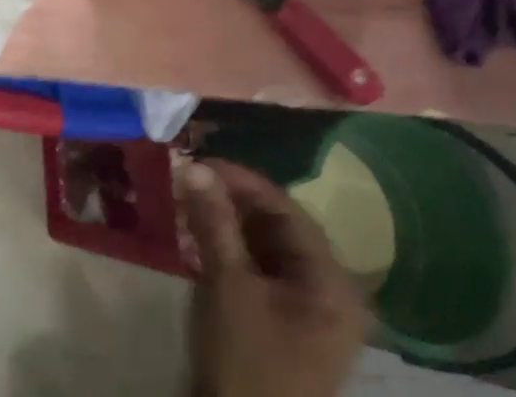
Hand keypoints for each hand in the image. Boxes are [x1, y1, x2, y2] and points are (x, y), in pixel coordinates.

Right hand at [182, 160, 366, 396]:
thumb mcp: (227, 285)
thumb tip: (195, 165)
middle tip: (184, 178)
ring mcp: (304, 310)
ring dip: (225, 223)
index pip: (290, 214)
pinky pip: (256, 270)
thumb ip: (214, 223)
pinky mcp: (279, 321)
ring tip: (182, 201)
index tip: (197, 160)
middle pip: (279, 230)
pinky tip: (192, 237)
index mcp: (333, 286)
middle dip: (231, 201)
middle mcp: (328, 294)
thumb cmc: (244, 355)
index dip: (244, 182)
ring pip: (264, 248)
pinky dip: (226, 249)